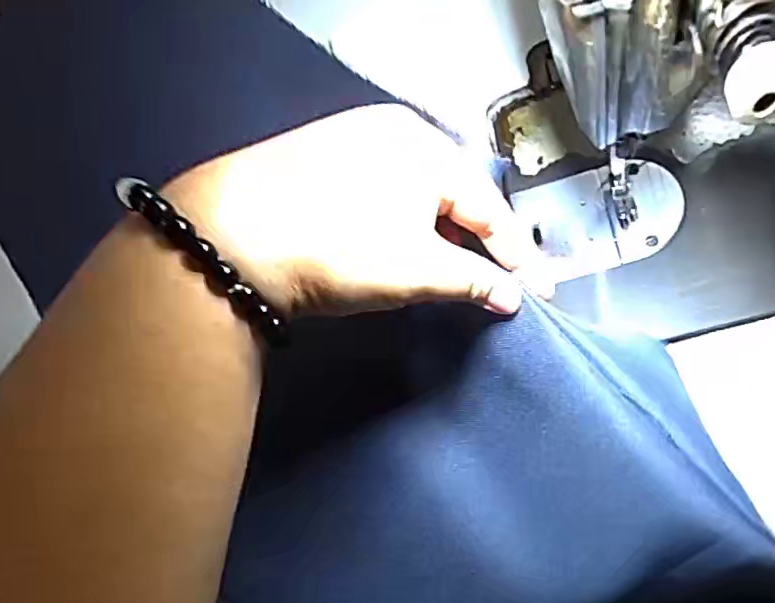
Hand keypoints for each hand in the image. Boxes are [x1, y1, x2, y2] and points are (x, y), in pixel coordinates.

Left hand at [161, 104, 552, 317]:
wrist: (232, 240)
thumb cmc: (340, 249)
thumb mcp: (421, 271)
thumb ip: (477, 282)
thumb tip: (513, 298)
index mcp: (426, 148)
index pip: (492, 210)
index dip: (521, 258)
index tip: (542, 293)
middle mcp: (395, 133)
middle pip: (462, 198)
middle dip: (490, 246)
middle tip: (510, 285)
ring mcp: (357, 143)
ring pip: (427, 198)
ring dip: (453, 240)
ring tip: (471, 276)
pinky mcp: (328, 164)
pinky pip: (395, 197)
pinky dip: (418, 230)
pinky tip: (420, 253)